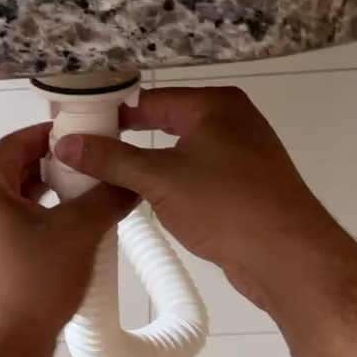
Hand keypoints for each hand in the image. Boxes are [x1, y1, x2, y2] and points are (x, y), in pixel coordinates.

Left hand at [0, 123, 136, 356]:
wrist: (2, 349)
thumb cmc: (31, 283)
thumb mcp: (77, 233)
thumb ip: (106, 199)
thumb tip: (130, 181)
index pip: (12, 144)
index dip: (46, 135)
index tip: (79, 134)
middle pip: (12, 170)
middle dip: (51, 164)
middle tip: (89, 163)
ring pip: (14, 200)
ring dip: (48, 192)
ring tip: (86, 194)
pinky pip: (14, 224)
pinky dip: (40, 217)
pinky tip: (72, 229)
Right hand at [52, 87, 356, 313]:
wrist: (290, 258)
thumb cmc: (225, 204)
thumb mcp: (159, 179)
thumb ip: (111, 159)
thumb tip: (66, 144)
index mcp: (214, 105)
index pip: (149, 99)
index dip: (110, 112)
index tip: (76, 126)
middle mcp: (232, 120)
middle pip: (164, 121)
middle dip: (125, 137)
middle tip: (84, 150)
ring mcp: (242, 153)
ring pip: (180, 149)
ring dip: (145, 161)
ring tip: (104, 174)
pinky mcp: (246, 184)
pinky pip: (195, 172)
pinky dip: (169, 179)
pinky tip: (144, 196)